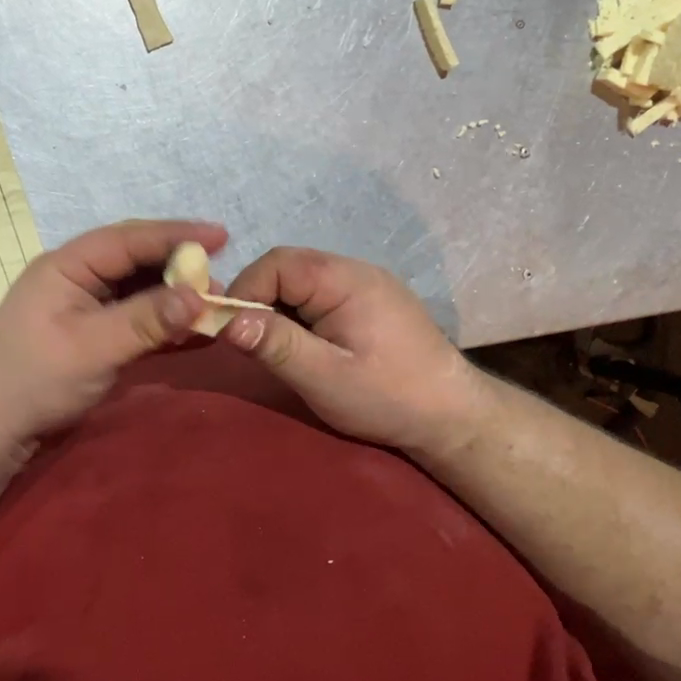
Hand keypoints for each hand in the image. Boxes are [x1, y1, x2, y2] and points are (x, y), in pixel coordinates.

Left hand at [0, 220, 225, 457]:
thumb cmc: (35, 379)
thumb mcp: (93, 347)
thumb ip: (146, 320)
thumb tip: (199, 297)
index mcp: (67, 265)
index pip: (128, 239)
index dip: (175, 235)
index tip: (221, 235)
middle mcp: (74, 278)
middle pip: (134, 260)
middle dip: (177, 265)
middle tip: (220, 275)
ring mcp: (80, 307)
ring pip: (135, 290)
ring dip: (171, 296)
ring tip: (211, 303)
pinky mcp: (88, 336)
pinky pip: (131, 318)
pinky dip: (159, 323)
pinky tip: (190, 330)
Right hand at [220, 247, 485, 453]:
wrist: (455, 417)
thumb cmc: (389, 398)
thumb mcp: (324, 378)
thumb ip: (276, 346)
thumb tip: (225, 321)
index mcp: (346, 280)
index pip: (277, 263)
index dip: (245, 290)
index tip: (228, 330)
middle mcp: (356, 272)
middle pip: (288, 268)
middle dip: (258, 300)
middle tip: (247, 343)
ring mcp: (366, 287)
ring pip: (302, 283)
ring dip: (279, 311)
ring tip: (273, 350)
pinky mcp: (371, 305)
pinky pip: (320, 297)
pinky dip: (299, 317)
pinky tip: (303, 349)